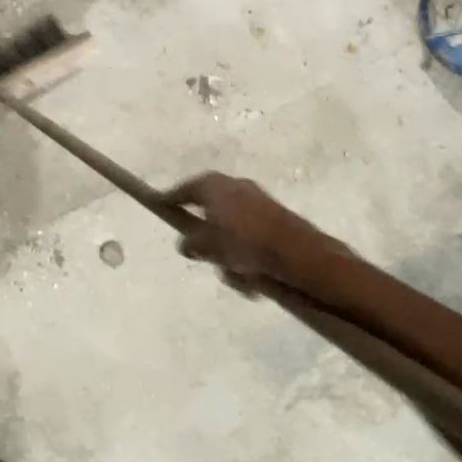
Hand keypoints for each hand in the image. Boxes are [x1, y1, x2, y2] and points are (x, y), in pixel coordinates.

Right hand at [160, 173, 345, 290]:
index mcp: (213, 185)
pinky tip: (252, 276)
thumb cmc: (245, 244)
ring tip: (233, 274)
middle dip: (206, 236)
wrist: (301, 255)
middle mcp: (235, 186)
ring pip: (231, 227)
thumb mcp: (208, 247)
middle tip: (203, 254)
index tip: (160, 207)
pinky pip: (251, 235)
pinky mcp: (277, 217)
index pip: (183, 190)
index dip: (169, 200)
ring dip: (229, 249)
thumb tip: (186, 244)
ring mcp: (258, 200)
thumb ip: (192, 244)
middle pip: (209, 209)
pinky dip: (247, 252)